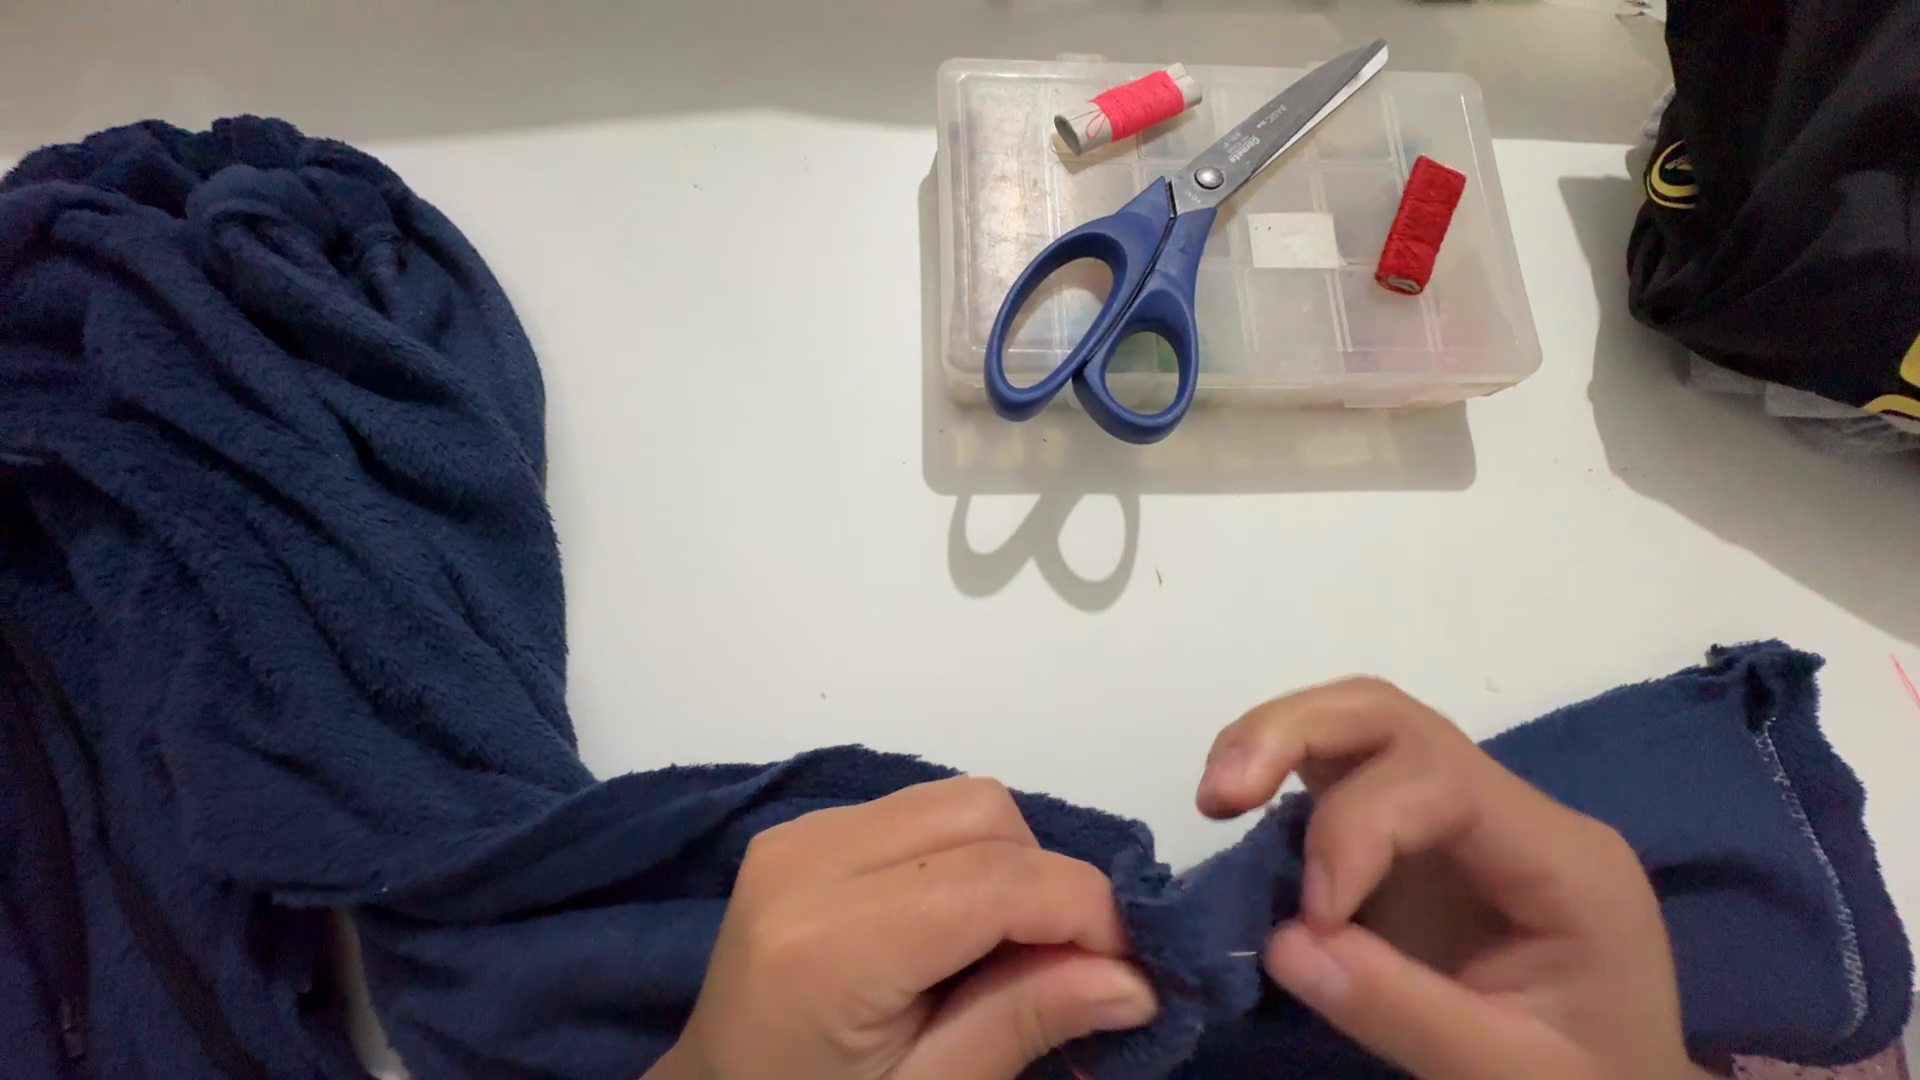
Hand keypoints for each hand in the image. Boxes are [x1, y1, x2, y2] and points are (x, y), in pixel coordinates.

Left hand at [652, 777, 1156, 1079]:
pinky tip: (949, 918)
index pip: (992, 880)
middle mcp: (809, 857)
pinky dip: (963, 852)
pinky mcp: (804, 826)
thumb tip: (1136, 978)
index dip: (1085, 908)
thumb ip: (1025, 1022)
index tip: (1132, 966)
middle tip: (1061, 961)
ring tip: (1000, 943)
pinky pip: (920, 809)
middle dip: (1045, 878)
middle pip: (980, 812)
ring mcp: (801, 831)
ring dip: (1007, 861)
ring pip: (957, 798)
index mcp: (829, 942)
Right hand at [1197, 678, 1714, 1079]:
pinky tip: (1239, 803)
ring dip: (1270, 738)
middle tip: (1218, 797)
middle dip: (1289, 736)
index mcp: (1559, 854)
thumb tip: (1279, 942)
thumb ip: (1402, 1012)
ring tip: (1215, 796)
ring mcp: (1450, 801)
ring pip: (1352, 717)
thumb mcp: (1514, 1079)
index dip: (1353, 831)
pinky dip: (1275, 764)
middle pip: (1386, 714)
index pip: (1438, 781)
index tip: (1313, 916)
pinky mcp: (1405, 817)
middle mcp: (1503, 803)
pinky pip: (1335, 759)